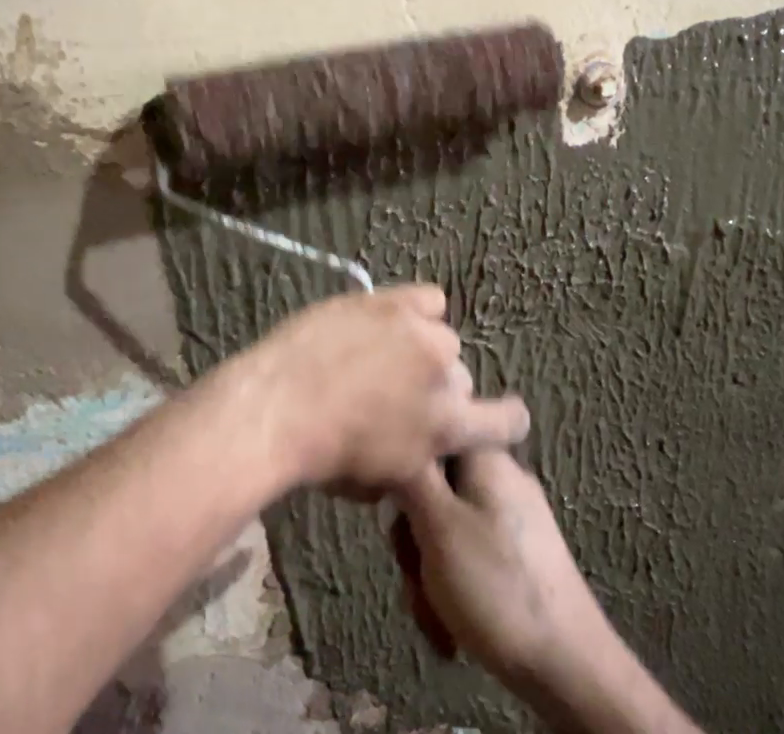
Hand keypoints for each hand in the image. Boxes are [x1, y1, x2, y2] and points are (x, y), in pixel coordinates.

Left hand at [221, 285, 529, 489]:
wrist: (276, 407)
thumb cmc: (320, 459)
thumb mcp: (377, 483)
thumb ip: (414, 463)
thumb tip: (415, 451)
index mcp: (447, 427)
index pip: (507, 420)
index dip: (504, 419)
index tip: (495, 416)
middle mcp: (445, 376)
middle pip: (461, 376)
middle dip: (437, 388)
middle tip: (395, 394)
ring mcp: (420, 334)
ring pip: (441, 338)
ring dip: (419, 350)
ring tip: (379, 357)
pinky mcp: (391, 302)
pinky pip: (428, 299)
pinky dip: (414, 311)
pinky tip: (388, 322)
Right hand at [392, 451, 611, 685]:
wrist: (566, 663)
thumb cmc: (494, 586)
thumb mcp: (437, 524)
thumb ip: (410, 475)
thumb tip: (397, 437)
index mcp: (486, 458)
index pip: (427, 439)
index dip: (401, 471)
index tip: (393, 509)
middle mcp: (501, 478)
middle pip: (431, 490)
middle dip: (412, 540)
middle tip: (414, 575)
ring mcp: (511, 517)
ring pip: (443, 529)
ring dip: (427, 573)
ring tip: (432, 615)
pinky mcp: (517, 554)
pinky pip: (466, 554)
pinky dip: (450, 586)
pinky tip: (448, 626)